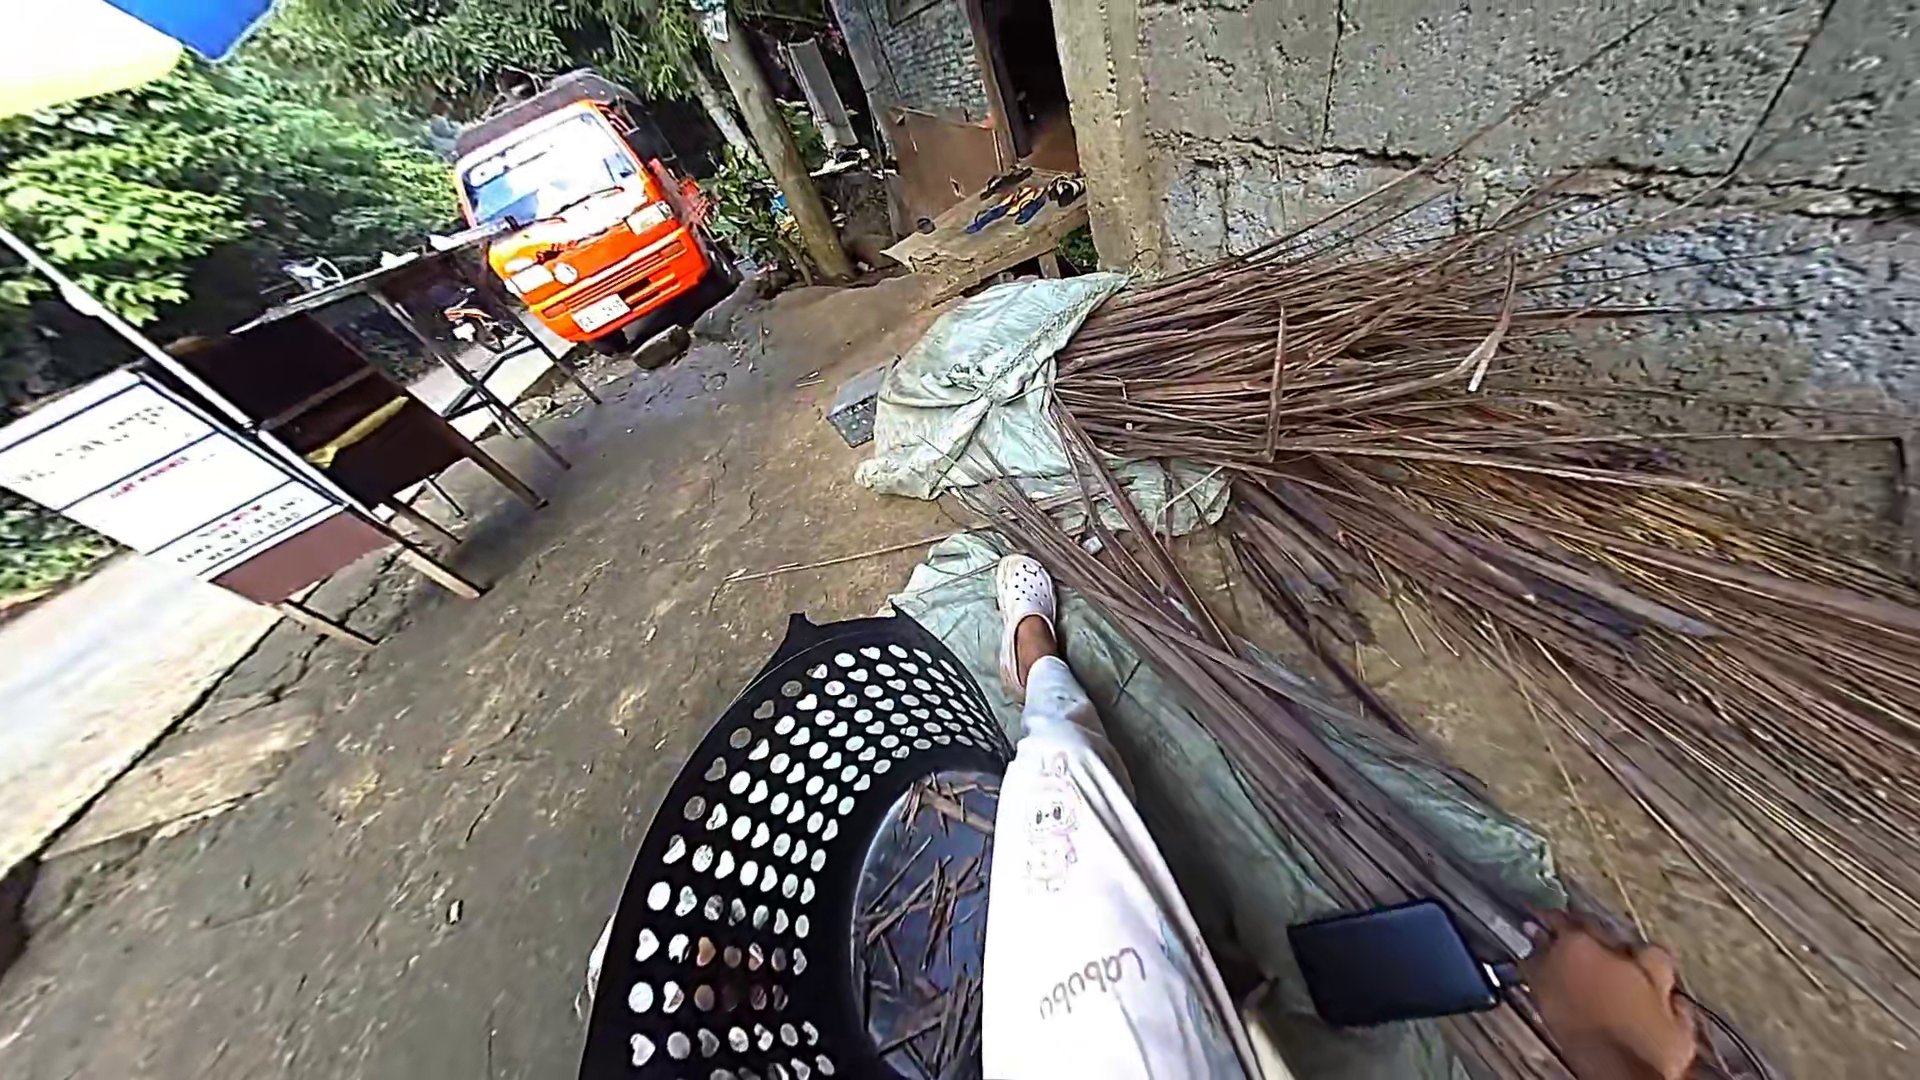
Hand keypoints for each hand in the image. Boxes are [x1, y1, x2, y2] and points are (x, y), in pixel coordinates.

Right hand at [1518, 911, 1696, 1079]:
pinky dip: (1664, 998)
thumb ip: (1537, 954)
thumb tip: (1537, 935)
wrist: (1617, 1065)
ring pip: (1653, 956)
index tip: (1538, 916)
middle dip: (1590, 928)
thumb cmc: (1569, 1019)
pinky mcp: (1680, 1018)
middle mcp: (1619, 956)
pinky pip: (1675, 1000)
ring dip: (1640, 955)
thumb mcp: (1538, 982)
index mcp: (1581, 944)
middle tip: (1579, 933)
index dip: (1547, 916)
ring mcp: (1654, 986)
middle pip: (1605, 930)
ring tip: (1627, 958)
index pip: (1560, 918)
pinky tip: (1655, 1001)